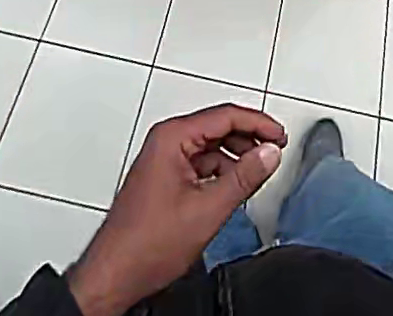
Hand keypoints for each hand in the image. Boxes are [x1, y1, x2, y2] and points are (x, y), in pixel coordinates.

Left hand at [65, 104, 286, 315]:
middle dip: (249, 138)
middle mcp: (166, 141)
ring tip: (257, 170)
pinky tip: (233, 186)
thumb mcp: (207, 209)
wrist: (114, 276)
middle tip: (273, 149)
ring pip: (211, 145)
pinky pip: (201, 162)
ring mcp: (165, 157)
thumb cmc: (144, 245)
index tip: (278, 135)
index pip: (225, 116)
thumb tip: (268, 153)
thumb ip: (243, 178)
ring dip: (236, 156)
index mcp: (173, 137)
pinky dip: (221, 171)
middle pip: (218, 127)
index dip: (258, 124)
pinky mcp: (166, 175)